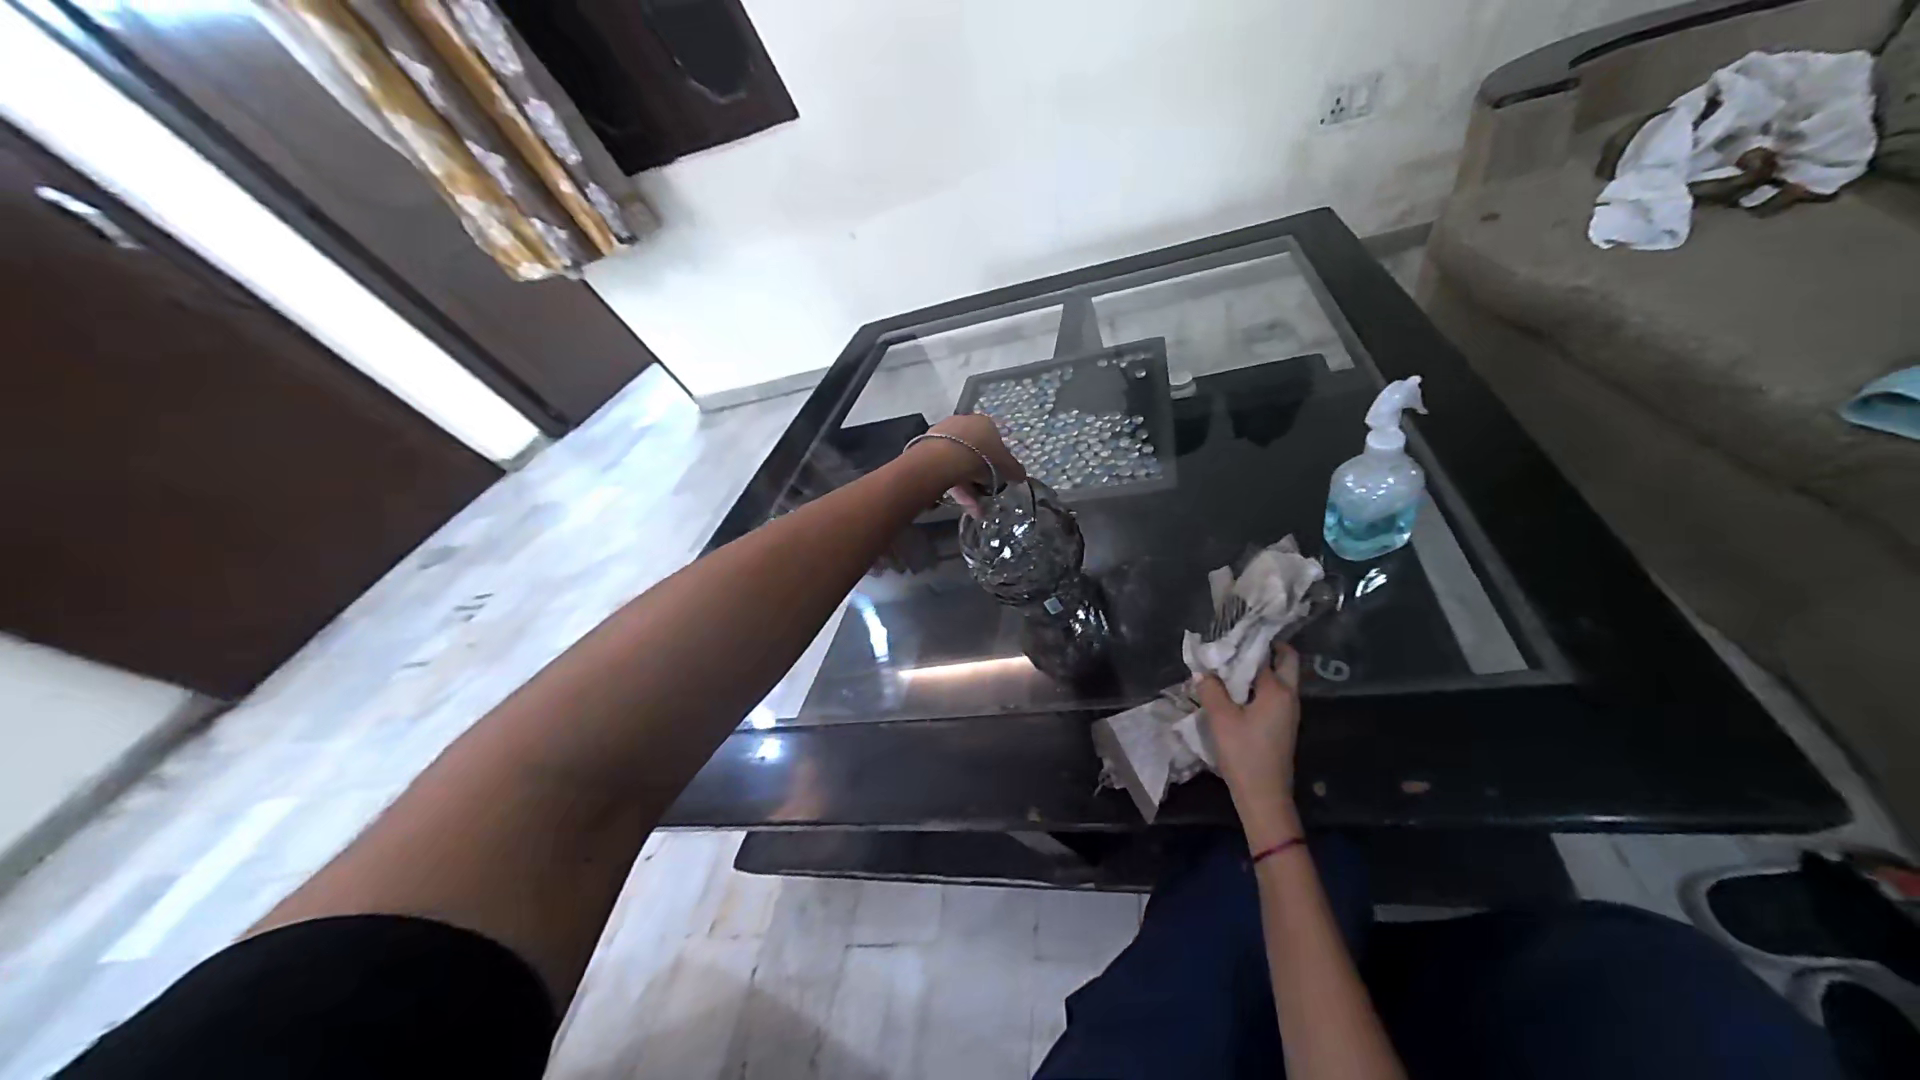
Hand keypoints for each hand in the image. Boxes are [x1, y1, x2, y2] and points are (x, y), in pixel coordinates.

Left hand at [922, 413, 1025, 514]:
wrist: (944, 457)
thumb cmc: (982, 456)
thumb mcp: (1005, 465)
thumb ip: (1014, 470)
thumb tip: (1022, 476)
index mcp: (984, 422)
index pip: (994, 441)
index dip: (997, 461)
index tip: (997, 478)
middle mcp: (963, 423)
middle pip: (975, 453)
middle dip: (980, 477)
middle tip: (984, 496)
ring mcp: (943, 434)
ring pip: (959, 463)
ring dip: (968, 488)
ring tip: (973, 509)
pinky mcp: (928, 448)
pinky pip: (945, 468)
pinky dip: (953, 485)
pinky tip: (959, 502)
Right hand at [1197, 643, 1302, 848]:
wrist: (1264, 795)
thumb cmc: (1244, 753)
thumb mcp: (1221, 718)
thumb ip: (1211, 689)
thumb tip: (1203, 671)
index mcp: (1278, 690)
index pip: (1267, 653)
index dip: (1247, 642)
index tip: (1229, 635)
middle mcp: (1290, 696)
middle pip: (1286, 661)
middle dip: (1265, 649)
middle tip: (1238, 644)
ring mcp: (1289, 711)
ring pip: (1280, 678)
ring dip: (1259, 668)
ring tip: (1229, 665)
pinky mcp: (1282, 724)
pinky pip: (1273, 694)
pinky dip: (1257, 685)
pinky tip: (1234, 691)